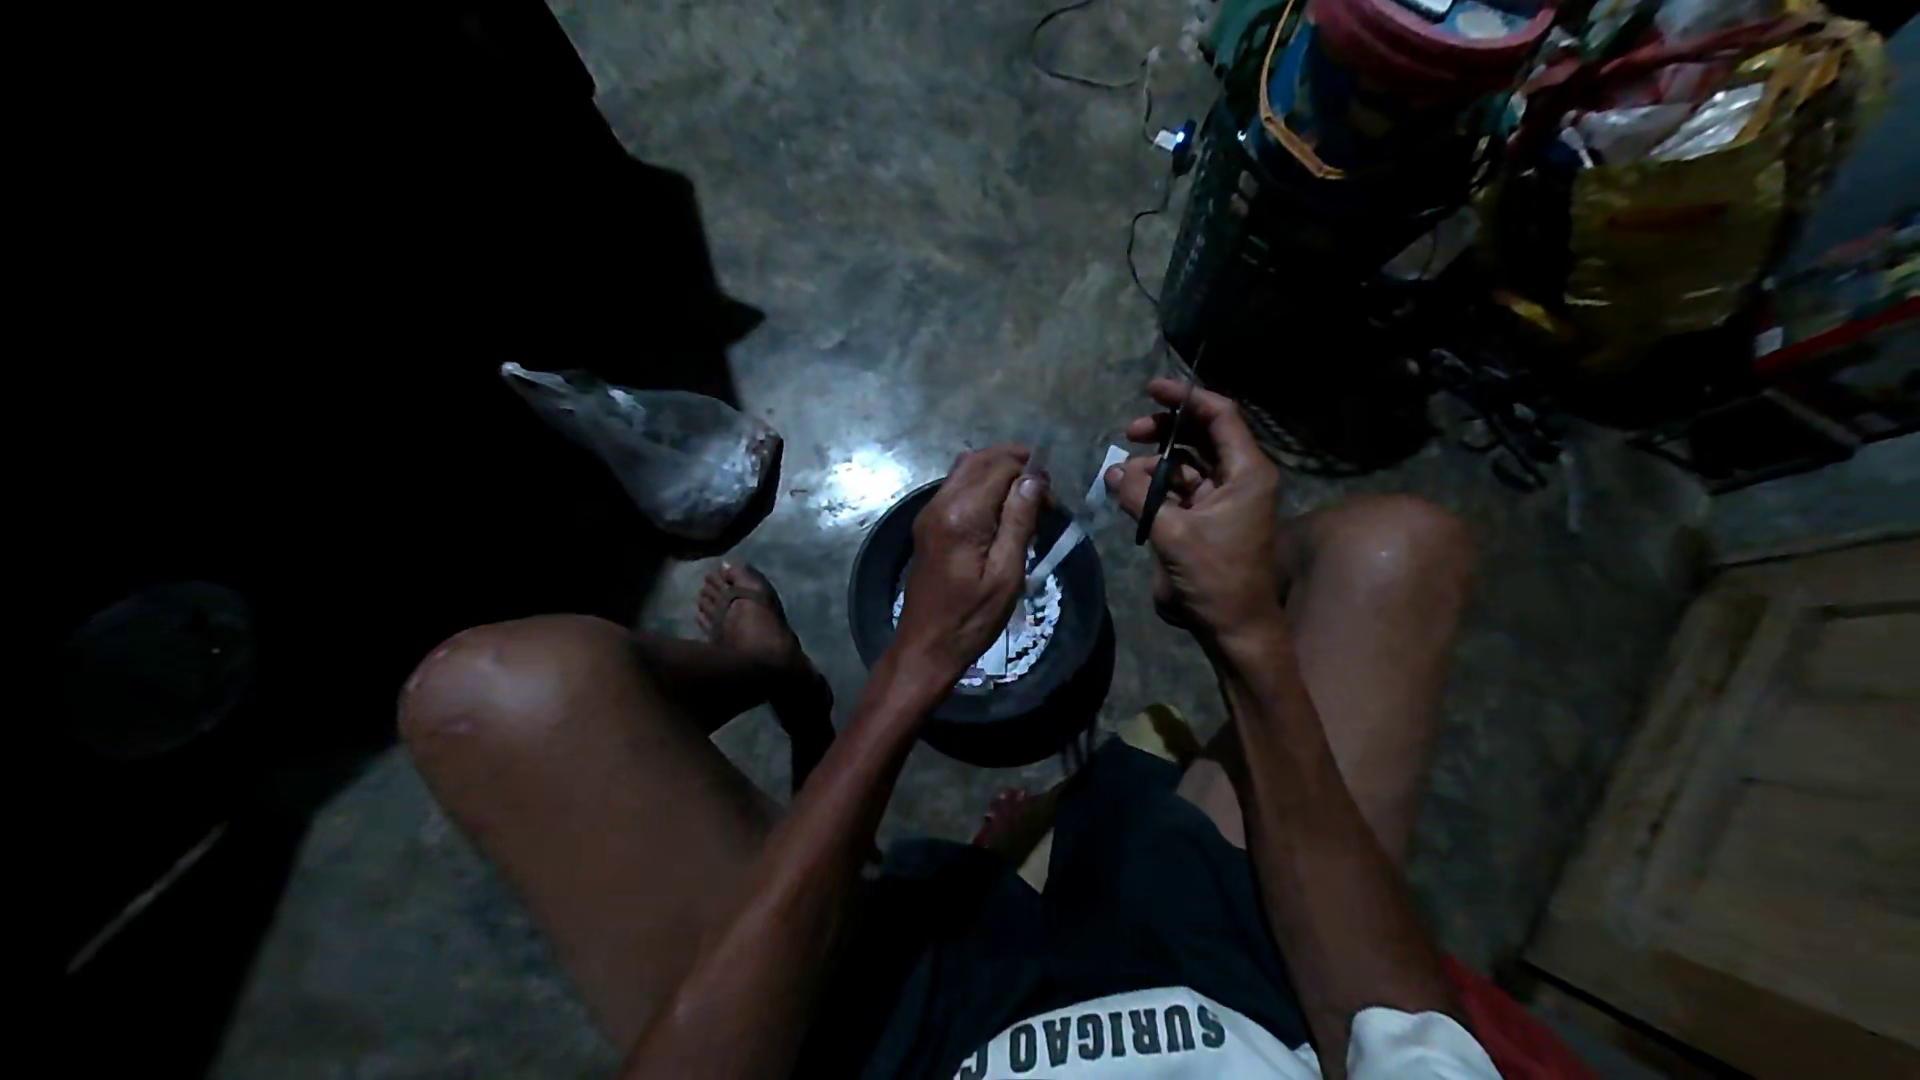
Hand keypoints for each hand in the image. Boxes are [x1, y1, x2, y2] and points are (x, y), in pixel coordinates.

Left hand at [893, 444, 1047, 686]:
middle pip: (980, 459)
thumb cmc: (971, 618)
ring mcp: (929, 512)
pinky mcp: (928, 524)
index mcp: (961, 515)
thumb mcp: (1006, 574)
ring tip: (1025, 499)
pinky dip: (982, 486)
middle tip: (1042, 493)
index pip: (1000, 467)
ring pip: (965, 469)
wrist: (926, 646)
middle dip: (1014, 465)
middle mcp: (940, 503)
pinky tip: (1001, 511)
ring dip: (998, 473)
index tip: (1052, 500)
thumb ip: (1018, 521)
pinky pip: (956, 487)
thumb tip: (1034, 478)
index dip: (1030, 473)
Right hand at [1105, 379, 1284, 643]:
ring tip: (1125, 475)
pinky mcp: (1208, 517)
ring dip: (1156, 462)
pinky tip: (1132, 492)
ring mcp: (1224, 497)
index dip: (1187, 398)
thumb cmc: (1215, 576)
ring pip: (1188, 462)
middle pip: (1202, 435)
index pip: (1220, 416)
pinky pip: (1180, 488)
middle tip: (1131, 433)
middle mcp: (1239, 477)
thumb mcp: (1173, 533)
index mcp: (1246, 473)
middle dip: (1166, 430)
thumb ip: (1139, 497)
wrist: (1233, 625)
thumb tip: (1113, 471)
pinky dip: (1156, 486)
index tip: (1152, 390)